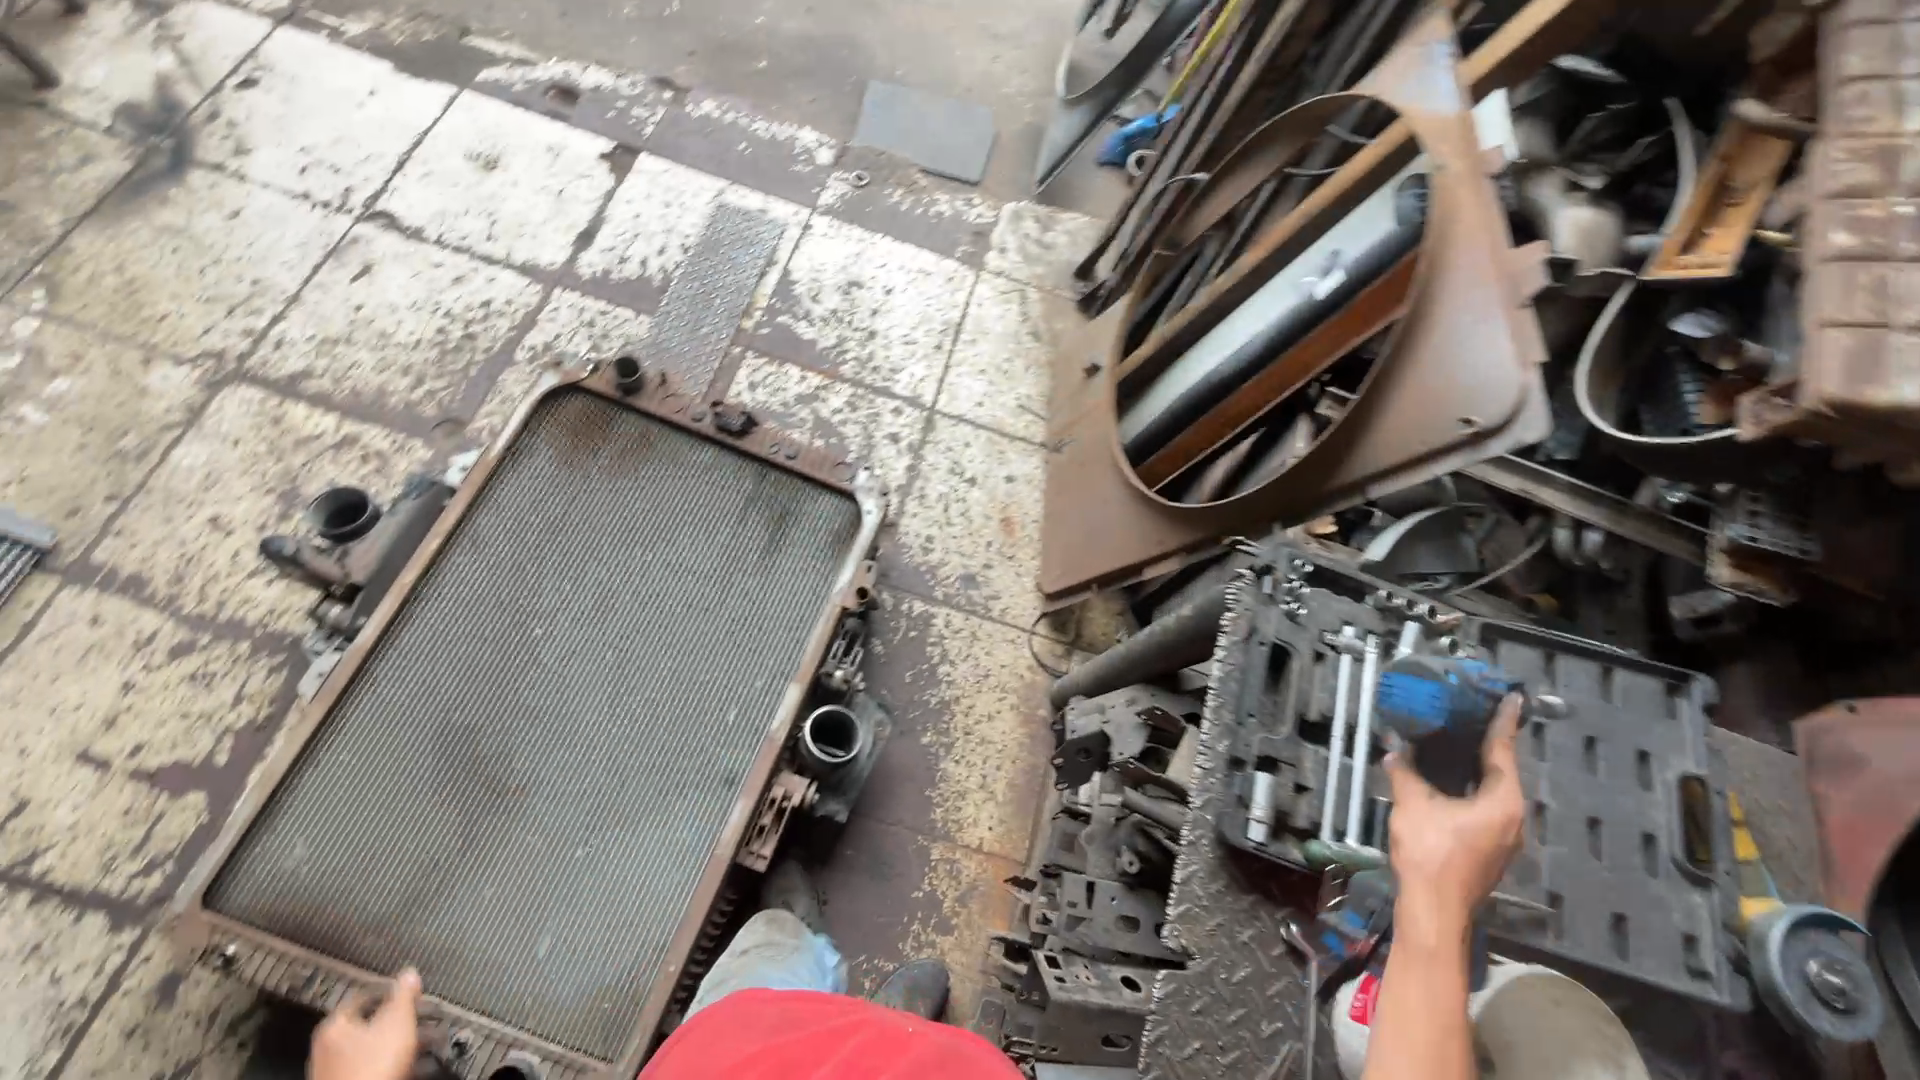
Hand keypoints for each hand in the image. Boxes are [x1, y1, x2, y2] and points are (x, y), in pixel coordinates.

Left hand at [310, 968, 421, 1079]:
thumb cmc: (373, 1062)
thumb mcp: (397, 1020)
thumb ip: (403, 994)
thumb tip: (409, 973)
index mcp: (332, 1026)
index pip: (362, 996)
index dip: (388, 990)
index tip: (408, 990)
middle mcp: (325, 1048)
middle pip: (367, 1023)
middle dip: (395, 1019)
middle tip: (417, 1015)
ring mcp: (332, 1070)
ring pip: (371, 1045)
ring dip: (395, 1040)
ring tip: (420, 1038)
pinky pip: (371, 1063)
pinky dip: (389, 1058)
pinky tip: (408, 1059)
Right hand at [1384, 694, 1524, 944]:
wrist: (1434, 909)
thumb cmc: (1429, 852)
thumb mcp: (1412, 805)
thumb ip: (1405, 773)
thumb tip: (1395, 749)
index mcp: (1502, 801)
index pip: (1503, 751)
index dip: (1504, 723)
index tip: (1513, 699)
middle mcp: (1514, 816)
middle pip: (1503, 771)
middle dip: (1488, 745)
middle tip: (1474, 717)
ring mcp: (1506, 836)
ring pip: (1495, 792)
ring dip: (1478, 770)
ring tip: (1460, 745)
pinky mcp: (1492, 849)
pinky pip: (1487, 807)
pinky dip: (1473, 789)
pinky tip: (1451, 783)